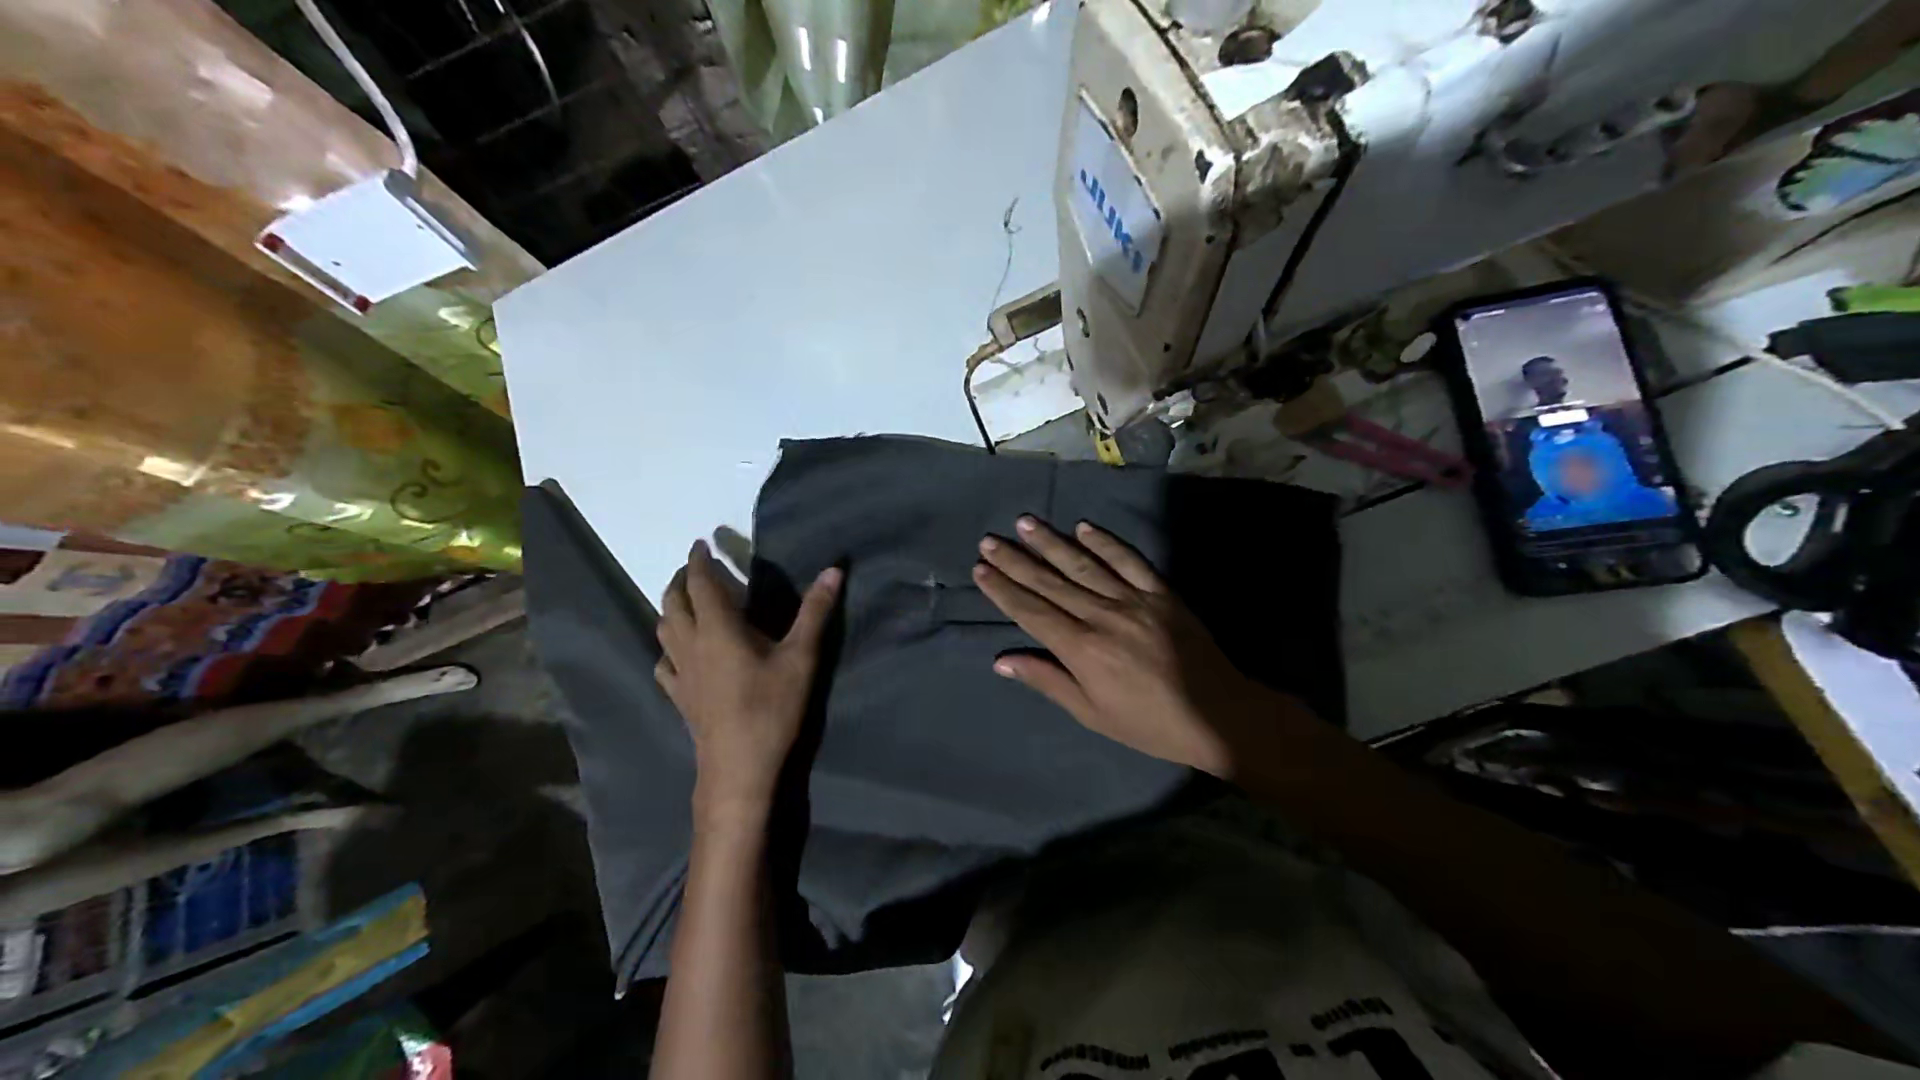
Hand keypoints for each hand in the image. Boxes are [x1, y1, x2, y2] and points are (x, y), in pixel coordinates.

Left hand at [656, 541, 841, 820]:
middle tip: (695, 568)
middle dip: (681, 579)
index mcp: (717, 628)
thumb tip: (833, 569)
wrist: (738, 766)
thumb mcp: (801, 657)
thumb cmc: (771, 708)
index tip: (701, 544)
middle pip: (674, 602)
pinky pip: (663, 661)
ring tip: (687, 602)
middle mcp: (690, 643)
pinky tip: (678, 653)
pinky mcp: (678, 696)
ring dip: (672, 607)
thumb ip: (815, 612)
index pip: (699, 583)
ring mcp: (679, 672)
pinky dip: (668, 646)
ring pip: (664, 628)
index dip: (698, 560)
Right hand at [973, 517, 1291, 775]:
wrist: (1218, 714)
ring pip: (1083, 564)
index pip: (1031, 612)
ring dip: (1051, 543)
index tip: (981, 569)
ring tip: (1025, 523)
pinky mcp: (1161, 593)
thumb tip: (1002, 661)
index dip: (1003, 590)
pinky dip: (1106, 542)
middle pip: (1050, 583)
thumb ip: (1048, 681)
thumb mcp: (1092, 713)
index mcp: (1082, 649)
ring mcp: (1133, 600)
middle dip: (1016, 561)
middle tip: (989, 540)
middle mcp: (1102, 616)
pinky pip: (1129, 561)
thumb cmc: (1148, 723)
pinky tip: (1083, 527)